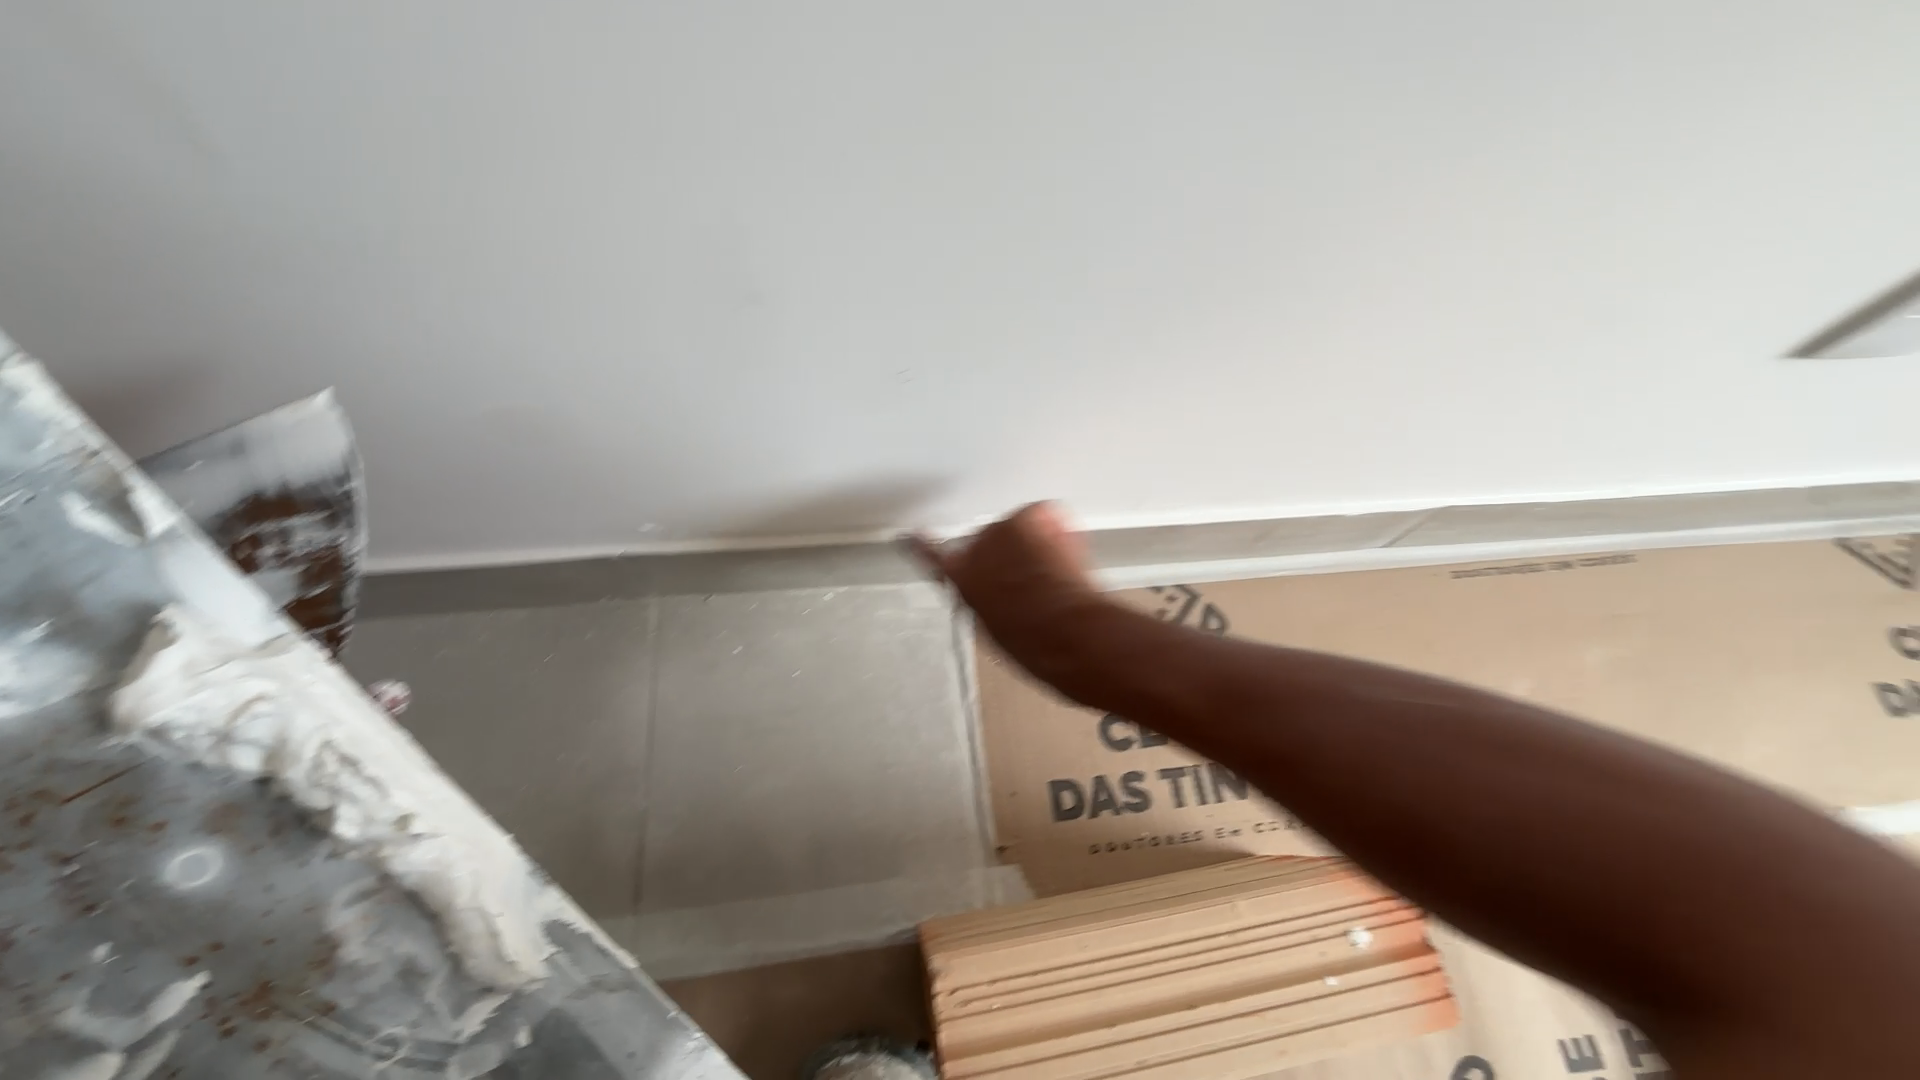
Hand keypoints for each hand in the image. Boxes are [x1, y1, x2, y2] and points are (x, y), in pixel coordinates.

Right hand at [907, 503, 1106, 670]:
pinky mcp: (1031, 515)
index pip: (931, 556)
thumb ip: (983, 598)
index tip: (908, 536)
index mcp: (959, 578)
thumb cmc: (1030, 639)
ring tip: (1051, 577)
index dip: (922, 545)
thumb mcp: (991, 625)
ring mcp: (1002, 527)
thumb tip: (995, 593)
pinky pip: (1049, 516)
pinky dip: (1060, 532)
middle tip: (1034, 579)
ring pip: (1023, 527)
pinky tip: (1065, 560)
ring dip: (1037, 544)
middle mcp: (974, 547)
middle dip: (1012, 552)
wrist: (1059, 629)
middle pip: (992, 538)